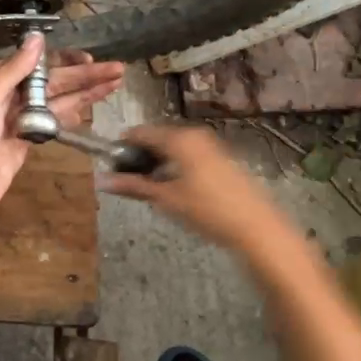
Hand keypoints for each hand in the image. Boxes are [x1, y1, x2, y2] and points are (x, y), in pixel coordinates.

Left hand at [0, 34, 125, 218]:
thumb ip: (14, 68)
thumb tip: (36, 38)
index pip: (36, 62)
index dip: (64, 60)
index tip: (88, 59)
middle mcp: (9, 94)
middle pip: (52, 81)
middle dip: (84, 76)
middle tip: (115, 70)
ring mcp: (20, 118)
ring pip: (58, 100)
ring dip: (85, 92)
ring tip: (114, 84)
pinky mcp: (27, 140)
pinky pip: (54, 122)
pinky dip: (73, 114)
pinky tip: (92, 106)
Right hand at [100, 124, 284, 251]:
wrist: (258, 228)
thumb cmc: (208, 211)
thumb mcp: (166, 200)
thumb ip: (133, 186)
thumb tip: (102, 180)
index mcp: (177, 138)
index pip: (139, 132)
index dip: (123, 147)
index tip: (113, 167)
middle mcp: (193, 134)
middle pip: (157, 138)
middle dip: (142, 157)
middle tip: (133, 183)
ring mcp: (210, 145)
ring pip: (174, 148)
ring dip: (159, 163)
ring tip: (154, 190)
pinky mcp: (221, 158)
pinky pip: (189, 155)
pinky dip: (177, 166)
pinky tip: (178, 190)